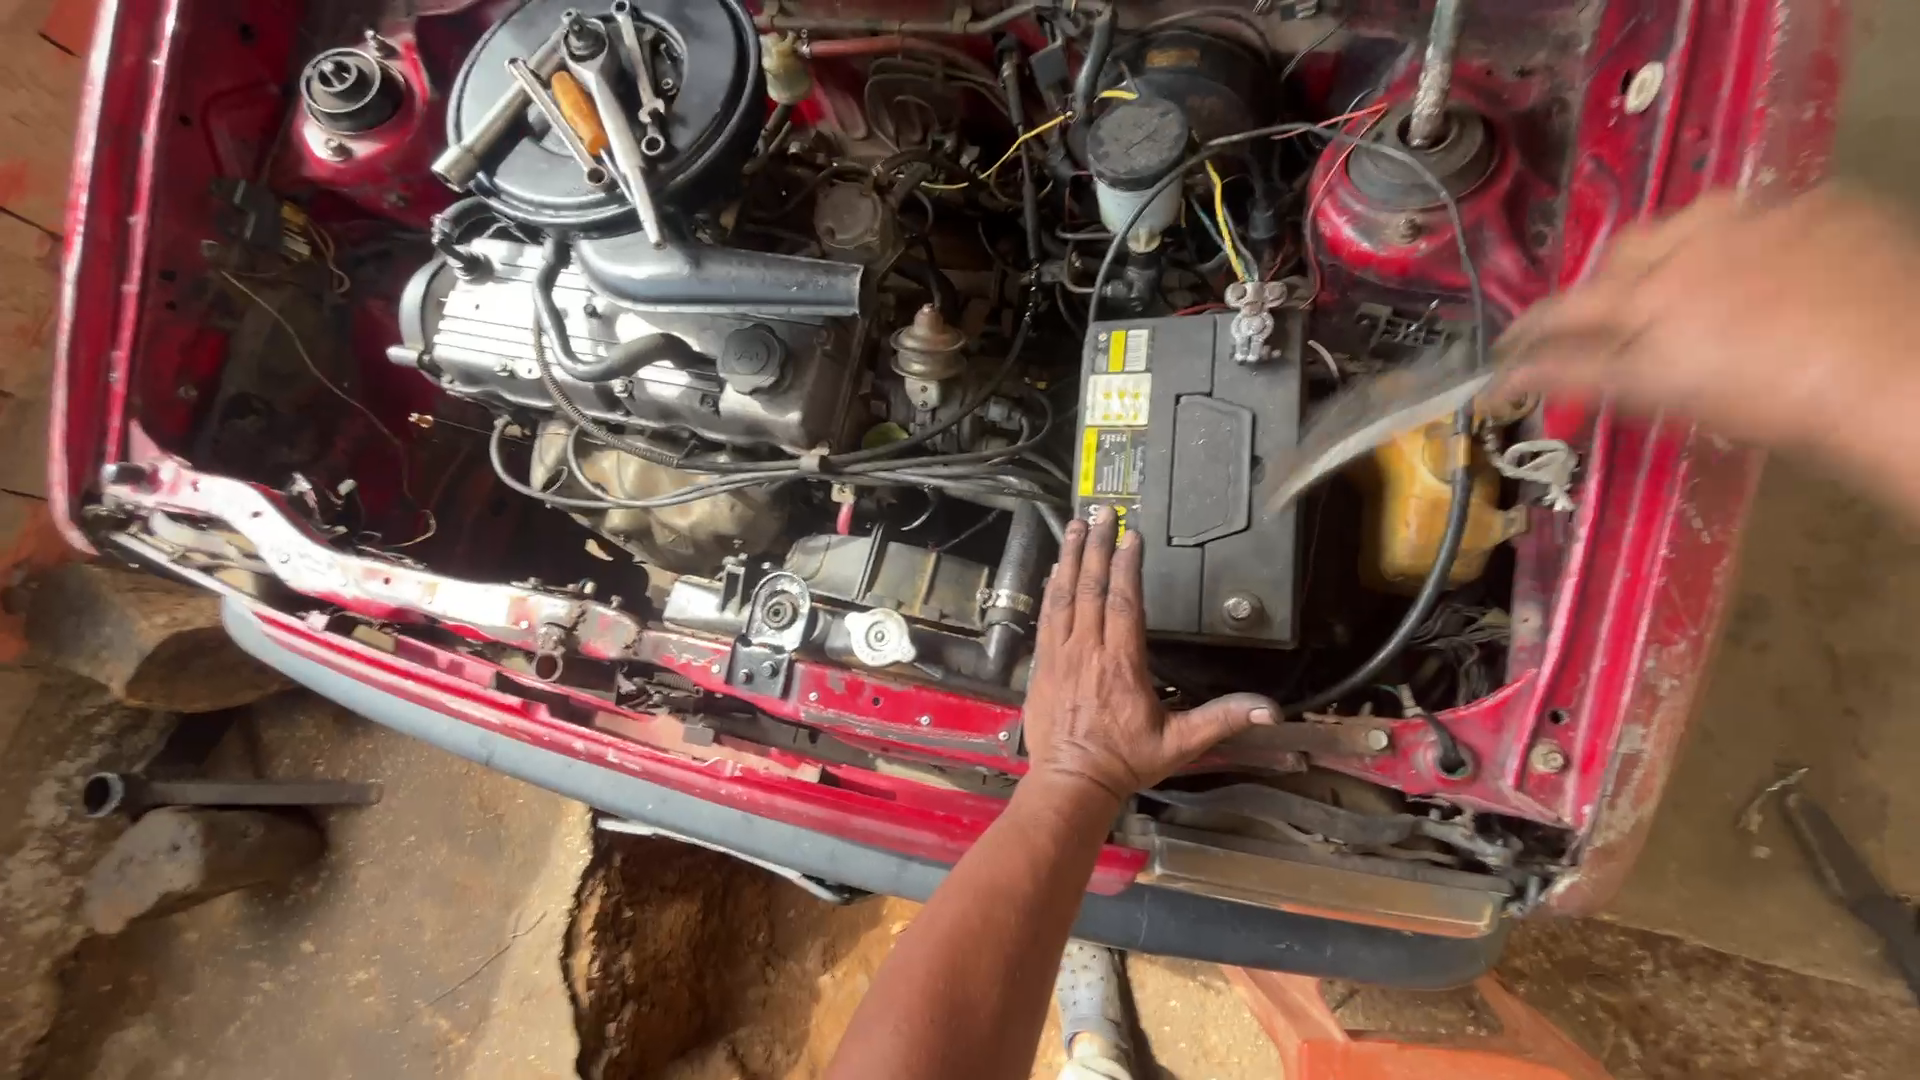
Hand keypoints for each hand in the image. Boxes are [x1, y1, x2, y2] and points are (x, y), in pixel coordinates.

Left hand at [1019, 507, 1276, 806]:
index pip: (1124, 602)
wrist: (1071, 781)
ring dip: (1069, 558)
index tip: (1131, 536)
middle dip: (1096, 546)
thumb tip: (1270, 710)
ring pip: (1063, 595)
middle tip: (1100, 512)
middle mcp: (1087, 650)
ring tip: (1073, 526)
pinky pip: (1046, 617)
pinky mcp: (1042, 663)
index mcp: (1121, 663)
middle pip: (1090, 587)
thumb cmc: (1124, 761)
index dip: (1127, 566)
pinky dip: (1051, 589)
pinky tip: (1054, 570)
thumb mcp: (1179, 743)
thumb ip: (1222, 720)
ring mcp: (1059, 654)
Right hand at [1500, 186, 1919, 454]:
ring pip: (1690, 216)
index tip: (1509, 346)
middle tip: (1615, 315)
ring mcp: (1762, 217)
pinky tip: (1758, 267)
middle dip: (1607, 280)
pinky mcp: (1824, 206)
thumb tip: (1505, 377)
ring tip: (1685, 277)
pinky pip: (1766, 209)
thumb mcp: (1653, 391)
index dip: (1527, 328)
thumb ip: (1573, 374)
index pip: (1560, 307)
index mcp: (1642, 294)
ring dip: (1674, 244)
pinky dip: (1748, 236)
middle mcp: (1691, 242)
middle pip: (1621, 251)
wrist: (1896, 375)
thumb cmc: (1763, 397)